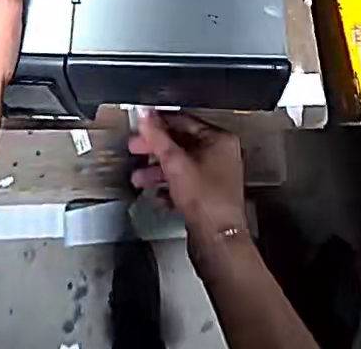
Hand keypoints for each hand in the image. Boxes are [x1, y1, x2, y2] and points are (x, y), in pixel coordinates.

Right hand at [129, 110, 247, 239]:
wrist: (217, 243)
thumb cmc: (206, 201)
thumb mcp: (175, 163)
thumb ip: (158, 137)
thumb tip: (146, 117)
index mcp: (220, 140)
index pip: (186, 121)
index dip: (161, 123)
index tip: (144, 125)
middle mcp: (222, 155)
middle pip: (183, 144)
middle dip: (156, 149)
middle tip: (137, 148)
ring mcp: (217, 177)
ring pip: (183, 166)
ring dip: (159, 171)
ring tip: (139, 177)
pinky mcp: (210, 197)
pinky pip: (186, 185)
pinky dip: (171, 188)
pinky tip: (157, 195)